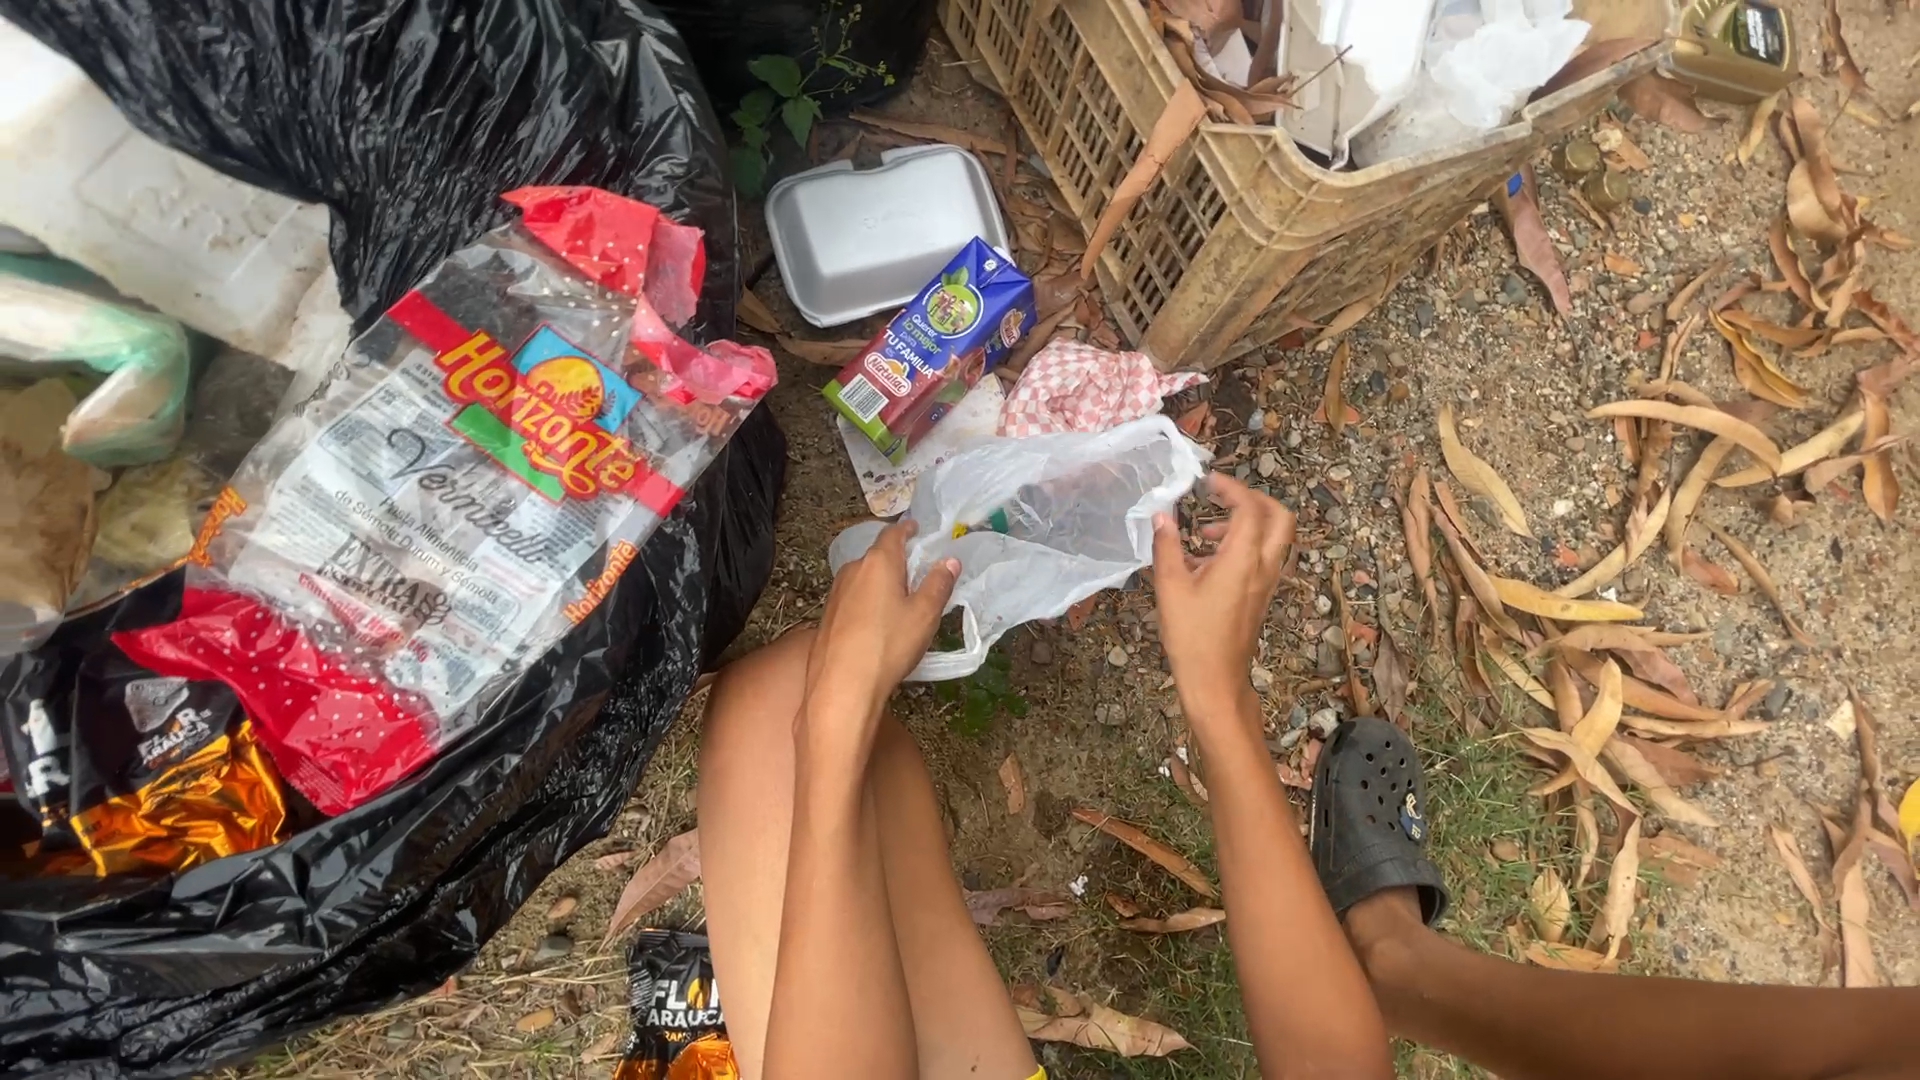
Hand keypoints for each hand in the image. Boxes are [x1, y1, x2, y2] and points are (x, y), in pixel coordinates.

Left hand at [800, 521, 958, 759]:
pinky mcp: (827, 616)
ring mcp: (836, 593)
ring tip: (900, 598)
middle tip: (917, 570)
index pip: (892, 534)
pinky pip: (853, 597)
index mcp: (878, 563)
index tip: (916, 528)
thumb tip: (949, 561)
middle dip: (896, 559)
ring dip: (881, 581)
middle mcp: (852, 570)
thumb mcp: (924, 615)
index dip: (906, 529)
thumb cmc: (888, 645)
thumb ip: (938, 584)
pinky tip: (878, 622)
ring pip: (863, 578)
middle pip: (877, 556)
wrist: (841, 685)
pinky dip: (868, 600)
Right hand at [1152, 472, 1295, 727]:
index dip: (1231, 488)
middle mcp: (1264, 566)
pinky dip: (1244, 546)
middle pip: (1280, 518)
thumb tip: (1160, 515)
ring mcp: (1267, 583)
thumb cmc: (1191, 633)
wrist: (1215, 679)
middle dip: (1254, 500)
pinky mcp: (1261, 596)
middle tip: (1222, 498)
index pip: (1249, 508)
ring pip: (1275, 539)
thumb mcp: (1170, 586)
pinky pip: (1264, 558)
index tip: (1207, 481)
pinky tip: (1206, 560)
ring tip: (1204, 532)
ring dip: (1247, 524)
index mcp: (1244, 558)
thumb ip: (1166, 545)